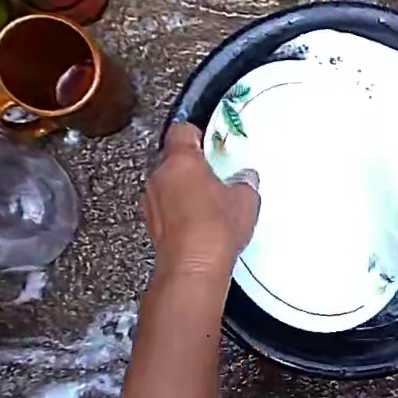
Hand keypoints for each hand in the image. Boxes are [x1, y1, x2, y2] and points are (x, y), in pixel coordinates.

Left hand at [145, 123, 259, 282]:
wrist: (194, 267)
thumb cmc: (213, 230)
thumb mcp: (245, 199)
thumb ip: (244, 181)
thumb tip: (245, 179)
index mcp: (181, 159)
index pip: (182, 130)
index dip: (199, 134)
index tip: (212, 143)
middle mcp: (160, 175)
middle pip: (174, 157)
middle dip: (194, 165)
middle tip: (216, 174)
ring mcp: (152, 200)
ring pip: (168, 183)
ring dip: (185, 188)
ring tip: (210, 202)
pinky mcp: (153, 223)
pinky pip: (166, 207)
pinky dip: (180, 210)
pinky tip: (201, 221)